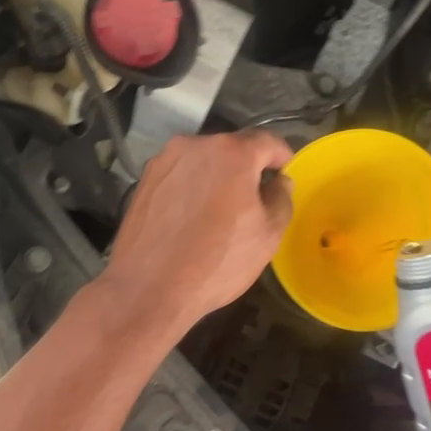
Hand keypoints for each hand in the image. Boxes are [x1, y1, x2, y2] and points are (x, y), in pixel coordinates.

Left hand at [99, 132, 293, 336]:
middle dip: (246, 168)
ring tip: (221, 211)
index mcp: (232, 153)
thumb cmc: (218, 262)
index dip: (281, 156)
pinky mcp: (144, 180)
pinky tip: (192, 218)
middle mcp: (195, 145)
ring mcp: (164, 161)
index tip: (286, 171)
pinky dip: (192, 189)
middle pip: (231, 149)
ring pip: (202, 162)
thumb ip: (281, 200)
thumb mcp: (267, 236)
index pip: (266, 142)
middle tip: (255, 198)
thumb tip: (279, 182)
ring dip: (217, 178)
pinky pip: (179, 176)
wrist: (150, 288)